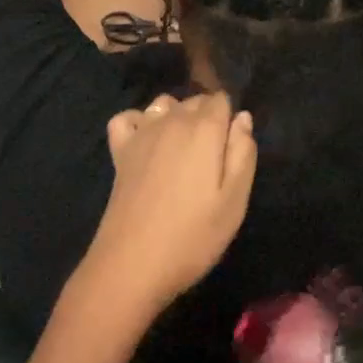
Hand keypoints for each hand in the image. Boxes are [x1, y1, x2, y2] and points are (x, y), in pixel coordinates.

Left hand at [77, 93, 256, 316]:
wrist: (133, 263)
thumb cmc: (193, 236)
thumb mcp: (234, 202)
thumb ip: (243, 153)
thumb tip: (242, 118)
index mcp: (204, 129)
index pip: (221, 100)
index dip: (229, 119)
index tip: (230, 150)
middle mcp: (171, 120)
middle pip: (194, 100)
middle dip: (206, 117)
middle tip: (211, 160)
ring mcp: (141, 133)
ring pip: (163, 104)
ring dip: (175, 117)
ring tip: (182, 153)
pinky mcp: (119, 150)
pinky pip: (127, 118)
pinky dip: (137, 123)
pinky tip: (146, 144)